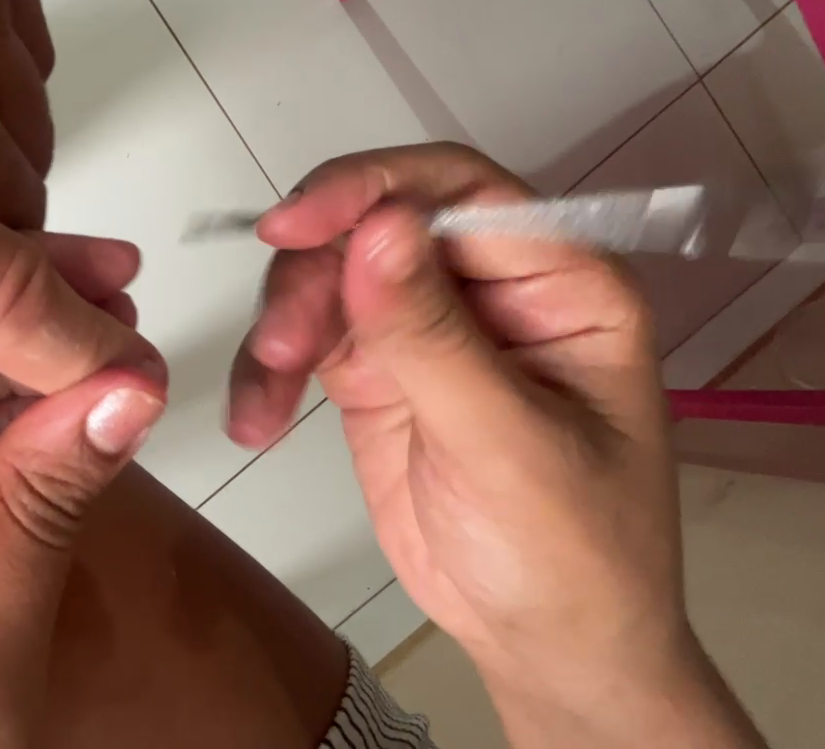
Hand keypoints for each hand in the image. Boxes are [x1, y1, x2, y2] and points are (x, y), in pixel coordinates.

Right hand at [234, 144, 760, 745]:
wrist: (534, 638)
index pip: (457, 190)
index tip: (293, 224)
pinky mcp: (365, 364)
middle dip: (309, 282)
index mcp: (552, 281)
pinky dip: (263, 375)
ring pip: (318, 279)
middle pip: (366, 230)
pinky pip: (297, 339)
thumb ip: (433, 334)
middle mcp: (478, 286)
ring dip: (278, 332)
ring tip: (262, 404)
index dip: (370, 186)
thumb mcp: (506, 442)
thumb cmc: (568, 550)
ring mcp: (415, 323)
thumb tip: (376, 228)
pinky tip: (256, 420)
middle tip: (279, 348)